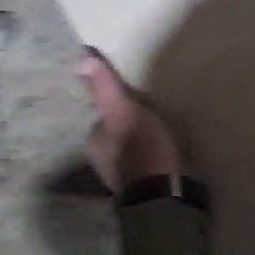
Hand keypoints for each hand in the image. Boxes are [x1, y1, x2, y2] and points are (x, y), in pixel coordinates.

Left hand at [76, 50, 182, 192]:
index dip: (125, 107)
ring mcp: (126, 178)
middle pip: (121, 134)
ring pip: (136, 150)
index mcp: (95, 143)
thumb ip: (105, 88)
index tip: (143, 101)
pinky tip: (175, 154)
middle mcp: (104, 162)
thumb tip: (79, 57)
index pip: (108, 117)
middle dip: (136, 126)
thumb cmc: (143, 150)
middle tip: (160, 115)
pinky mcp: (148, 188)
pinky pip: (152, 164)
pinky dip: (160, 158)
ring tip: (171, 132)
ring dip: (149, 143)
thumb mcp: (125, 112)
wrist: (167, 196)